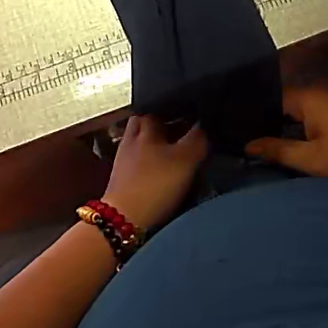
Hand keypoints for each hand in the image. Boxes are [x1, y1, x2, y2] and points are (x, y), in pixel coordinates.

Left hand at [102, 116, 208, 230]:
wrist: (123, 220)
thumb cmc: (155, 184)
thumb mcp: (186, 159)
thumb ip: (198, 138)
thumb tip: (205, 123)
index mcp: (145, 127)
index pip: (160, 107)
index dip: (177, 107)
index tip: (193, 111)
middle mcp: (132, 138)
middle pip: (148, 122)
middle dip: (164, 123)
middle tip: (184, 128)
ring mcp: (124, 159)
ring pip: (142, 141)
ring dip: (157, 142)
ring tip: (176, 149)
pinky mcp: (122, 179)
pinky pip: (138, 160)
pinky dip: (151, 160)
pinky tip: (163, 169)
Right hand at [246, 87, 327, 186]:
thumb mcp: (312, 159)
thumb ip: (278, 150)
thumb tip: (248, 145)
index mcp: (308, 97)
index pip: (270, 98)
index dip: (252, 113)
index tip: (234, 128)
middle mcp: (318, 92)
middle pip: (283, 103)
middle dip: (266, 120)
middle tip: (242, 139)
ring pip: (297, 111)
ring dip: (283, 126)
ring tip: (260, 143)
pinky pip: (310, 116)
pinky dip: (299, 128)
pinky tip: (290, 144)